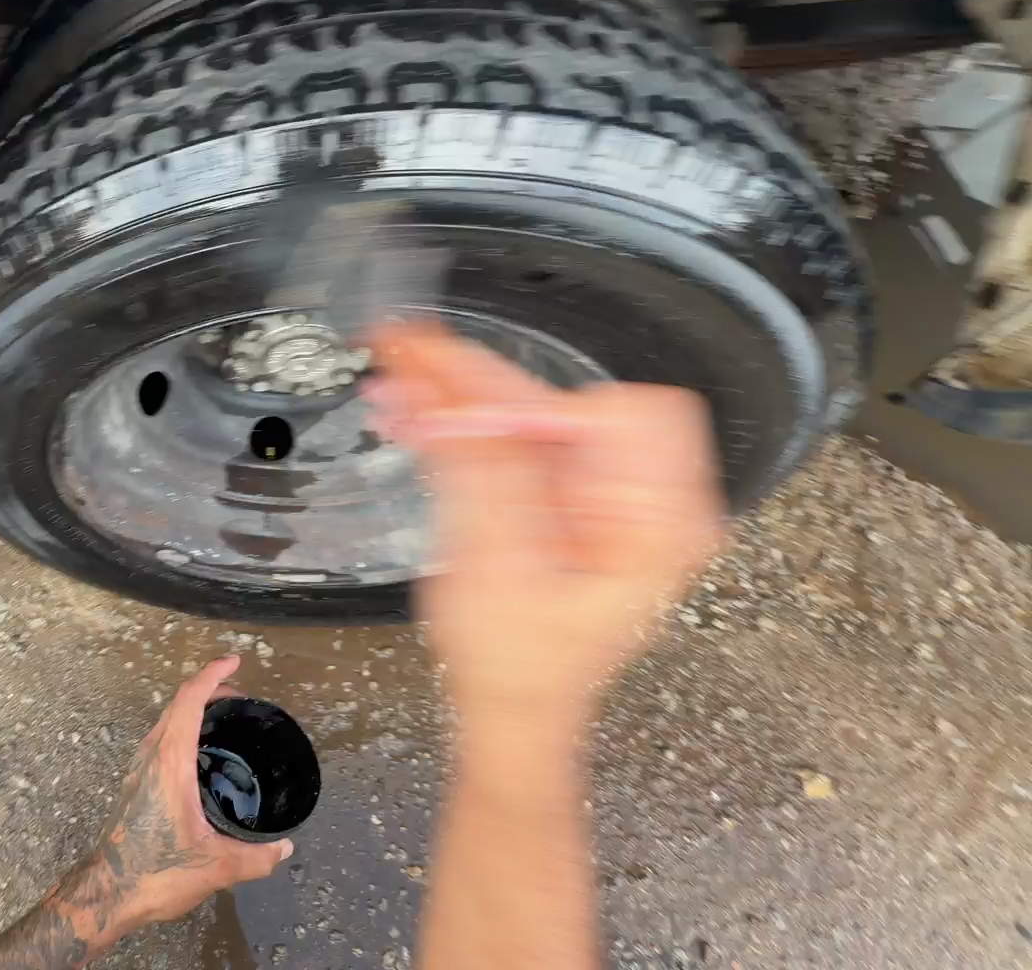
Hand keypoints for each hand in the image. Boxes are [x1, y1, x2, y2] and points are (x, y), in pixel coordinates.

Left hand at [0, 656, 290, 969]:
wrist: (109, 890)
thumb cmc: (156, 871)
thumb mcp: (216, 867)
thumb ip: (257, 858)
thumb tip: (285, 848)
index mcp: (170, 760)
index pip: (189, 700)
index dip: (212, 674)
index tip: (234, 660)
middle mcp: (152, 753)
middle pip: (178, 702)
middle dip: (208, 686)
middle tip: (240, 691)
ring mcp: (140, 764)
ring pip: (167, 717)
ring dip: (194, 704)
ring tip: (224, 713)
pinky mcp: (137, 778)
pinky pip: (162, 734)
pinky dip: (184, 723)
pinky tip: (201, 747)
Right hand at [365, 322, 723, 726]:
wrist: (507, 702)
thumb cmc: (519, 664)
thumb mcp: (499, 572)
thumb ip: (481, 481)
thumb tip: (454, 410)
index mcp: (654, 520)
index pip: (609, 417)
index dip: (529, 405)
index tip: (456, 406)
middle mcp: (632, 498)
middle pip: (558, 403)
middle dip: (475, 377)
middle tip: (407, 347)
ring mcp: (590, 495)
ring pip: (522, 413)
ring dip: (453, 393)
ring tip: (395, 372)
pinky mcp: (549, 496)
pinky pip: (500, 440)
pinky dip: (450, 422)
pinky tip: (411, 411)